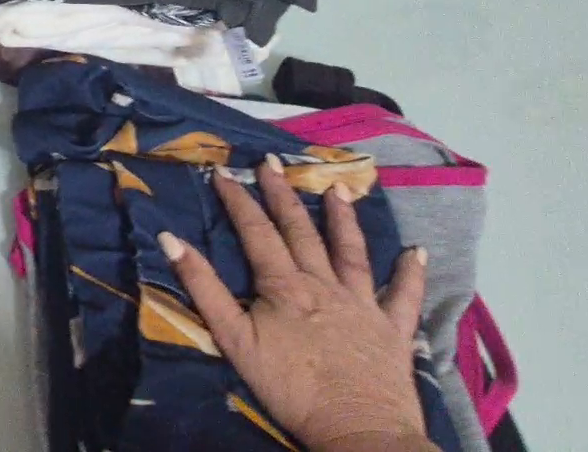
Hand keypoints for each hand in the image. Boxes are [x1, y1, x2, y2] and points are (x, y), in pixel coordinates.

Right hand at [160, 155, 437, 451]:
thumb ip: (202, 286)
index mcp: (284, 286)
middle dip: (283, 195)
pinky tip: (417, 252)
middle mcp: (324, 285)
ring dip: (342, 220)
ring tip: (337, 190)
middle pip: (300, 231)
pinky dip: (411, 273)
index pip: (255, 231)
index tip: (221, 172)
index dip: (237, 199)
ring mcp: (364, 307)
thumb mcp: (233, 338)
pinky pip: (404, 297)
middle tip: (272, 163)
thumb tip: (170, 239)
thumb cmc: (291, 388)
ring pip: (351, 253)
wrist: (362, 436)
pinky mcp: (394, 332)